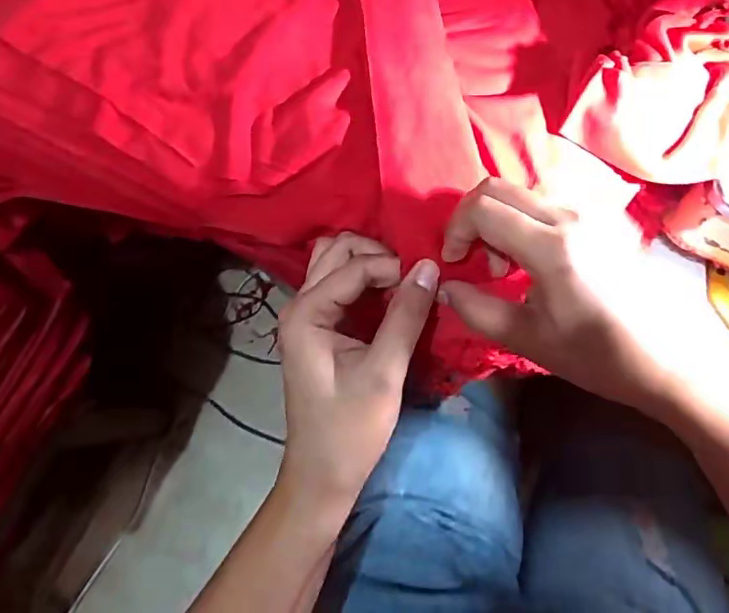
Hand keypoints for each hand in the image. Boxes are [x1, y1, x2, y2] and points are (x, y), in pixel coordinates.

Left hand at [275, 234, 438, 508]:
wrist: (321, 479)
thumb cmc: (350, 431)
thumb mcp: (384, 373)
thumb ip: (405, 316)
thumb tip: (429, 266)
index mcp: (306, 313)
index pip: (355, 266)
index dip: (393, 269)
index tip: (426, 286)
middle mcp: (298, 304)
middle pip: (337, 249)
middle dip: (377, 254)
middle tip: (411, 277)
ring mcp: (305, 314)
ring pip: (334, 260)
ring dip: (368, 261)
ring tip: (402, 280)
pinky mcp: (317, 325)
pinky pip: (338, 281)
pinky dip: (364, 277)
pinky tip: (390, 292)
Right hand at [438, 179, 691, 418]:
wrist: (668, 359)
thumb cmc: (597, 356)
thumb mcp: (529, 340)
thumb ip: (477, 310)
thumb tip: (445, 285)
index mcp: (551, 245)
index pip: (482, 207)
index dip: (455, 229)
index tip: (454, 261)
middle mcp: (571, 214)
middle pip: (499, 187)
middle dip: (473, 217)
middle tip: (478, 259)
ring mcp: (592, 210)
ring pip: (524, 192)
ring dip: (502, 217)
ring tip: (510, 263)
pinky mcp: (606, 215)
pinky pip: (551, 200)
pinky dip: (528, 218)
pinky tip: (540, 257)